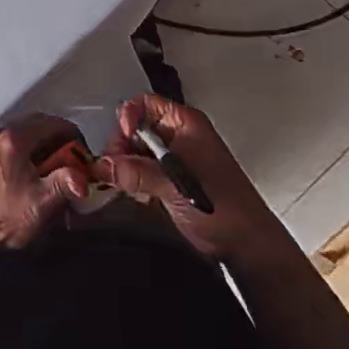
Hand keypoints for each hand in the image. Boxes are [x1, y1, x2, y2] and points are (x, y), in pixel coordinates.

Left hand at [0, 116, 90, 257]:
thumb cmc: (7, 217)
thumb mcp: (42, 202)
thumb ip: (65, 184)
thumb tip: (84, 179)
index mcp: (14, 140)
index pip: (53, 124)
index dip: (74, 137)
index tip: (83, 154)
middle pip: (38, 124)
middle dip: (59, 139)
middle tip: (72, 160)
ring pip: (24, 131)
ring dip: (43, 143)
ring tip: (55, 166)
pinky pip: (11, 141)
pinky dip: (27, 148)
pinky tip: (33, 170)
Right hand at [95, 94, 282, 260]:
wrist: (245, 244)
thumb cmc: (225, 207)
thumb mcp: (177, 185)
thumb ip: (137, 173)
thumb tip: (104, 166)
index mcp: (186, 124)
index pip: (146, 103)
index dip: (129, 116)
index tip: (123, 138)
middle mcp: (178, 137)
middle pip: (135, 128)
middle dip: (121, 146)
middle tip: (114, 166)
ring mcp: (172, 160)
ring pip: (134, 151)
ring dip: (123, 166)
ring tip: (121, 183)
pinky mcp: (167, 181)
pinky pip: (138, 172)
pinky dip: (130, 180)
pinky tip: (132, 194)